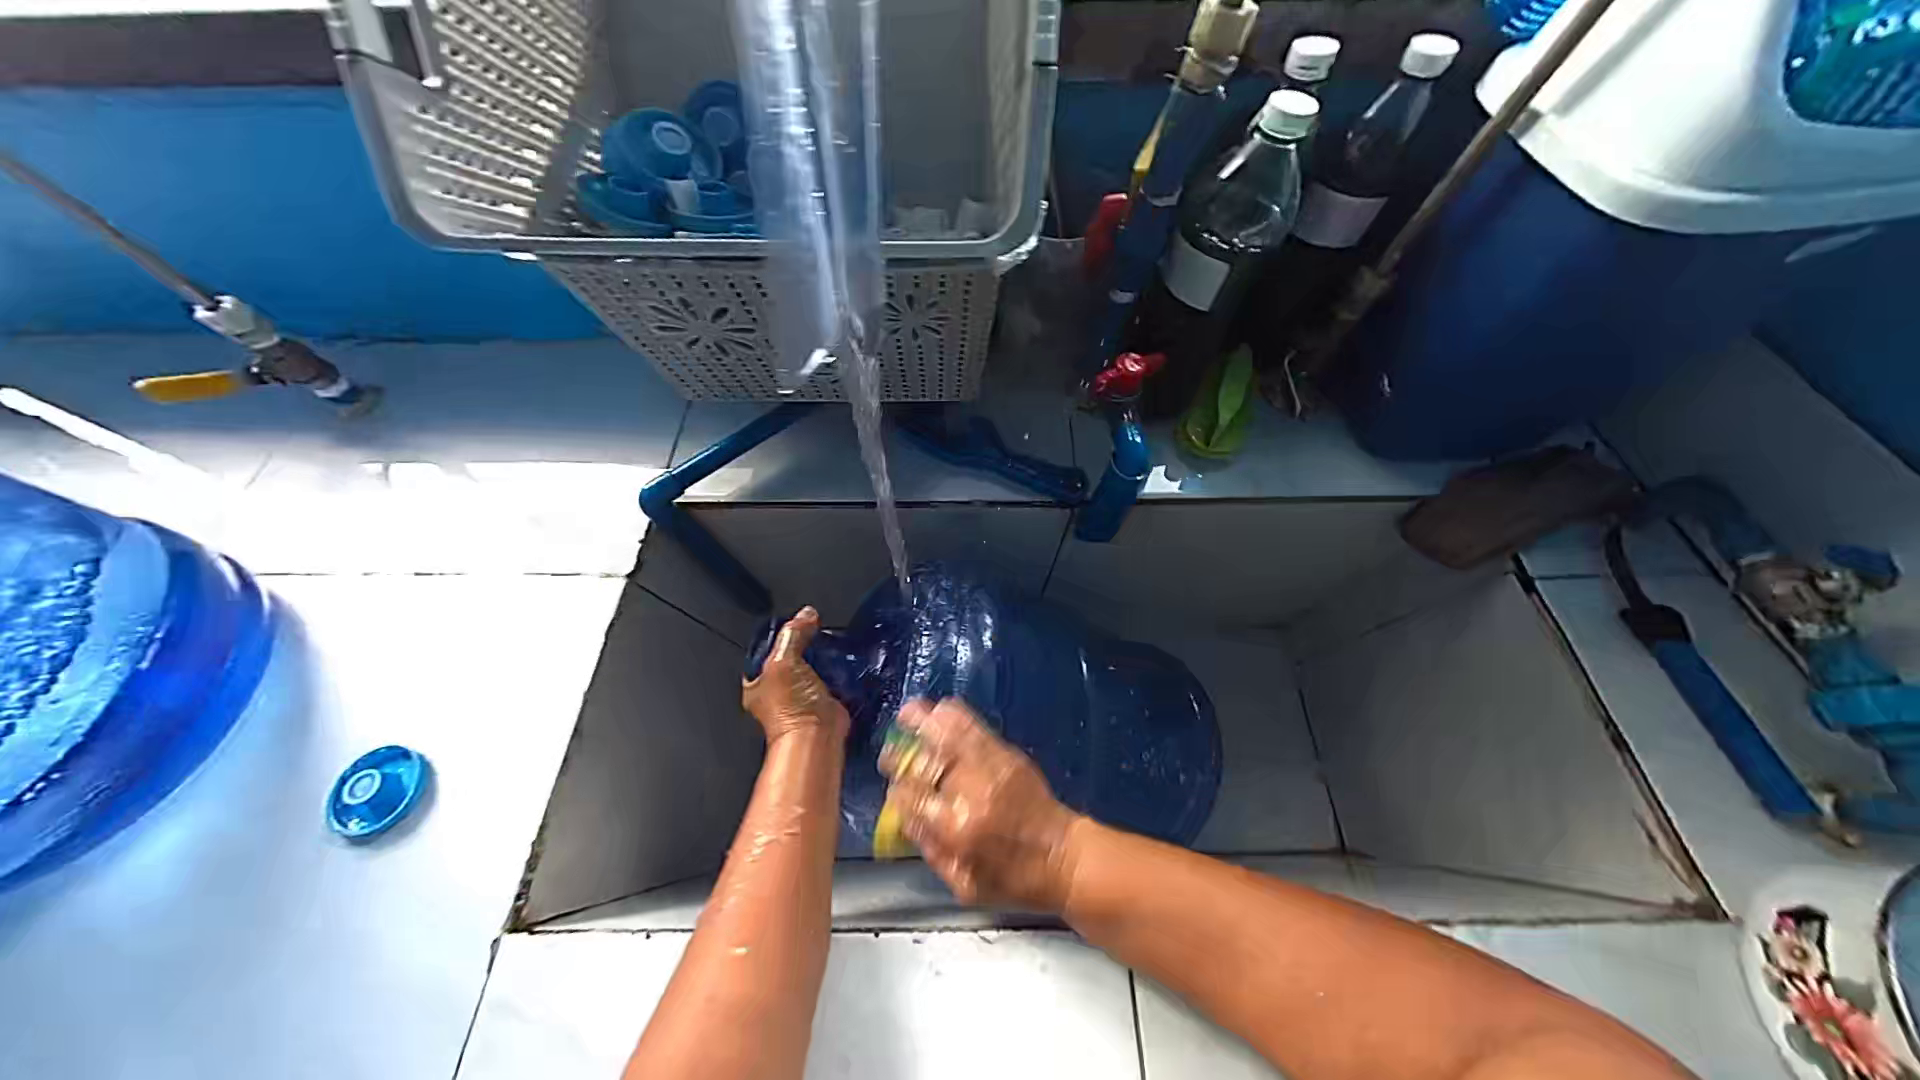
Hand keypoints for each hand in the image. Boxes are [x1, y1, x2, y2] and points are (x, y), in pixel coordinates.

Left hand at [741, 607, 850, 743]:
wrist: (817, 738)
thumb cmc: (791, 708)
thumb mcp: (783, 661)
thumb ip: (792, 634)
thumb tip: (806, 613)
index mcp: (757, 682)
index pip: (767, 648)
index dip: (782, 634)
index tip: (799, 622)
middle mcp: (778, 689)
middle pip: (793, 655)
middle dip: (807, 644)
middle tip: (819, 630)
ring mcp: (803, 696)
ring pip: (814, 666)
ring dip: (825, 656)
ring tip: (834, 643)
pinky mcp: (826, 701)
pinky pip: (833, 677)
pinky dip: (840, 669)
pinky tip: (845, 659)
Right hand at [878, 698, 1084, 912]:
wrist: (1064, 858)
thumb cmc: (1015, 881)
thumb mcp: (965, 885)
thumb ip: (932, 851)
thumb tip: (906, 820)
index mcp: (956, 828)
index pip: (911, 799)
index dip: (896, 792)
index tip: (893, 791)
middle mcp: (970, 792)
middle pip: (925, 763)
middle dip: (901, 756)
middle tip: (890, 754)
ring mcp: (991, 768)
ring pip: (949, 736)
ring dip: (924, 722)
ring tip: (908, 713)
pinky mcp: (1008, 756)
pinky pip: (976, 729)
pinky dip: (956, 716)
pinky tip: (941, 709)